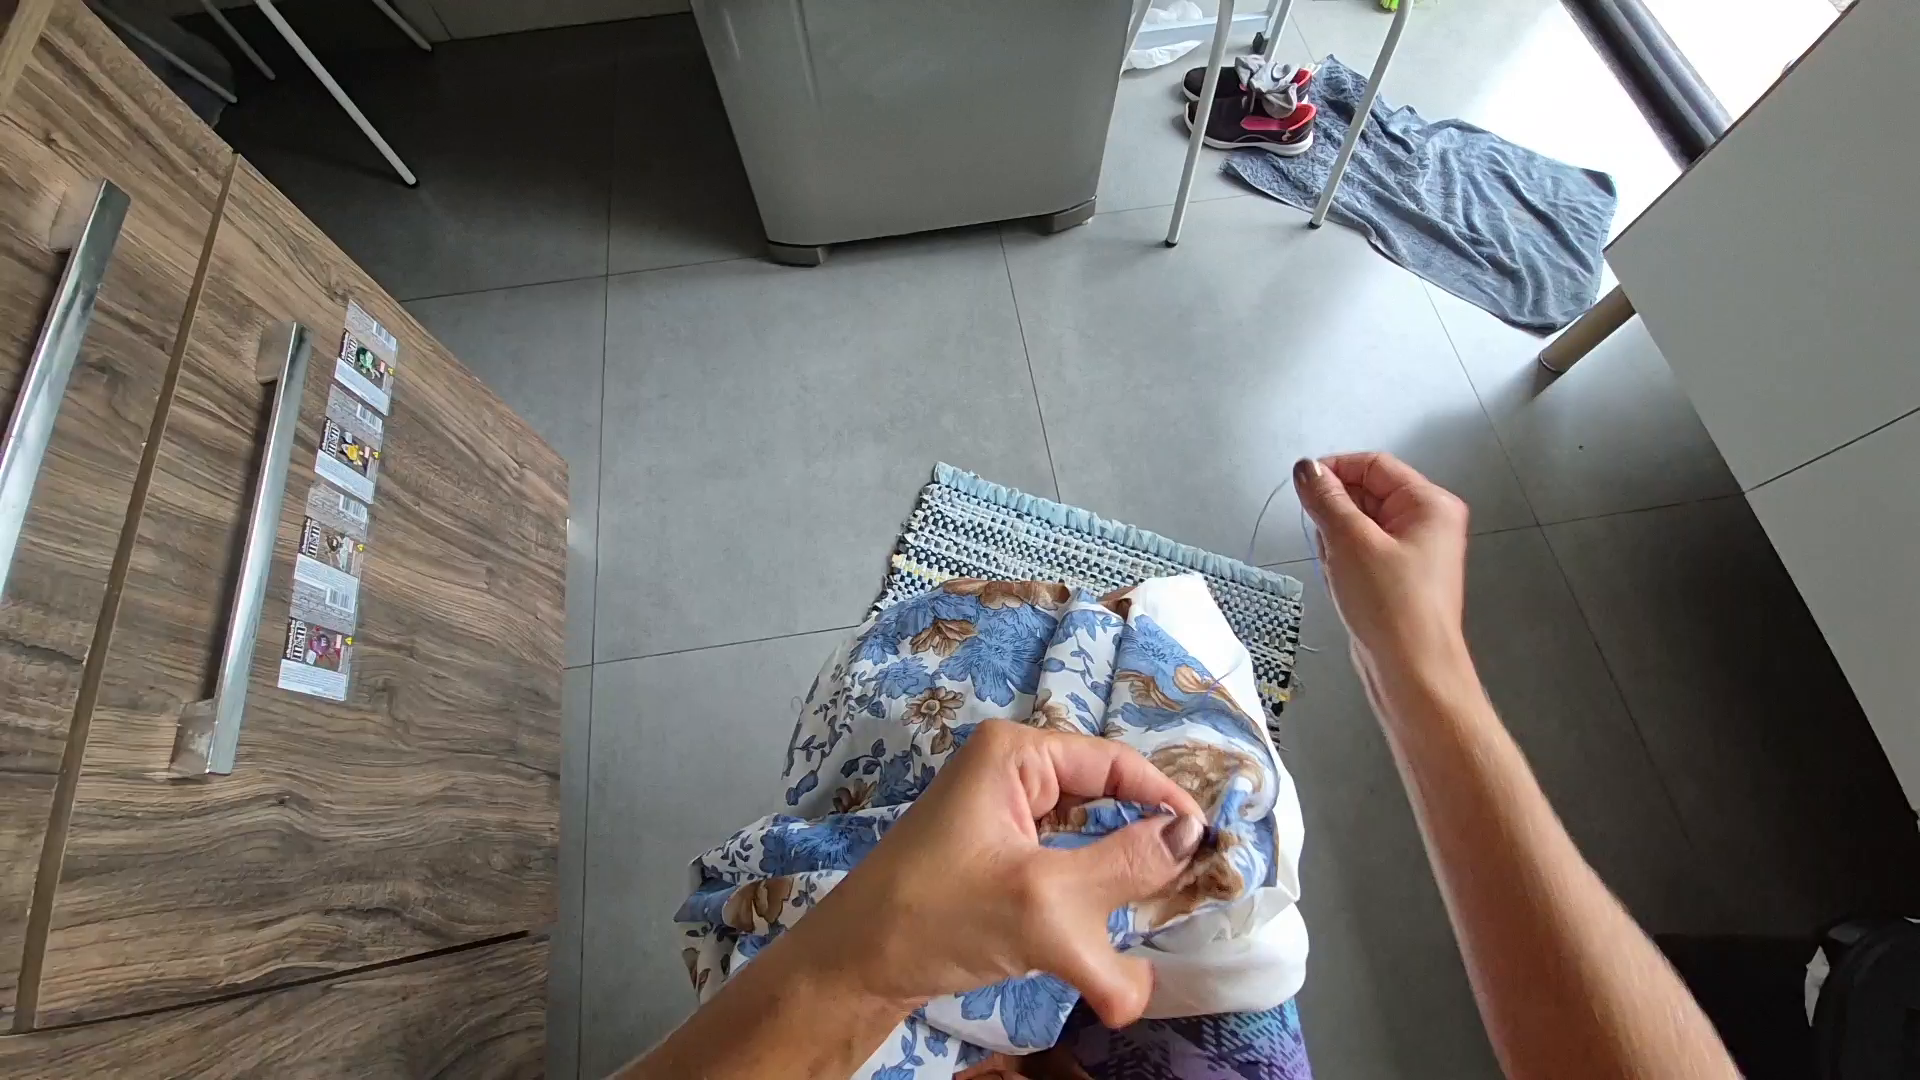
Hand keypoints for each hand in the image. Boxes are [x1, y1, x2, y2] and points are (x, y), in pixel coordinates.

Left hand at [778, 719, 1206, 1028]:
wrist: (855, 966)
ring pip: (1082, 833)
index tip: (1207, 845)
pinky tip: (1099, 935)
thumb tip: (1189, 838)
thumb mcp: (1042, 898)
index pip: (1111, 761)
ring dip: (1111, 878)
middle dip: (1138, 843)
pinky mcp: (996, 851)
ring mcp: (1000, 811)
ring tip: (1144, 914)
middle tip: (1183, 887)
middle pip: (1100, 795)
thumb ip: (1123, 866)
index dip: (1164, 798)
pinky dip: (1085, 893)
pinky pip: (1059, 859)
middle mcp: (1009, 770)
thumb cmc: (940, 916)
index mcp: (1015, 753)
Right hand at [1293, 453, 1471, 687]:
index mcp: (1428, 504)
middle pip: (1367, 491)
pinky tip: (1338, 577)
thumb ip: (1325, 498)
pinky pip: (1362, 547)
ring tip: (1334, 563)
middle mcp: (1426, 521)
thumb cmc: (1386, 601)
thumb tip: (1305, 467)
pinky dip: (1342, 554)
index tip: (1299, 486)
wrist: (1409, 667)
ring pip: (1359, 521)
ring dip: (1335, 535)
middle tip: (1319, 534)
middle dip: (1334, 508)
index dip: (1334, 469)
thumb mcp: (1349, 541)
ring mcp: (1413, 549)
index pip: (1373, 464)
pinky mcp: (1398, 574)